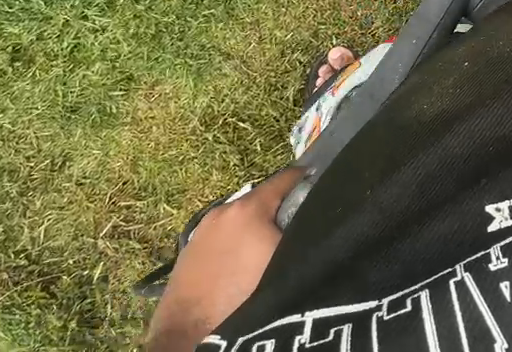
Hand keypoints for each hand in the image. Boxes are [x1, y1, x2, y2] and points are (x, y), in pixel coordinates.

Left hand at [143, 166, 305, 351]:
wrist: (185, 339)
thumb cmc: (242, 295)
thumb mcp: (285, 260)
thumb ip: (302, 230)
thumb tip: (319, 216)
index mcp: (248, 206)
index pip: (288, 176)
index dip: (311, 180)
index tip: (327, 193)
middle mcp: (222, 210)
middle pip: (264, 197)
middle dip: (284, 208)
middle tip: (300, 229)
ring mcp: (201, 232)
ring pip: (242, 218)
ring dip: (259, 227)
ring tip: (273, 251)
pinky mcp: (187, 254)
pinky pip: (224, 237)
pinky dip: (239, 242)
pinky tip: (244, 267)